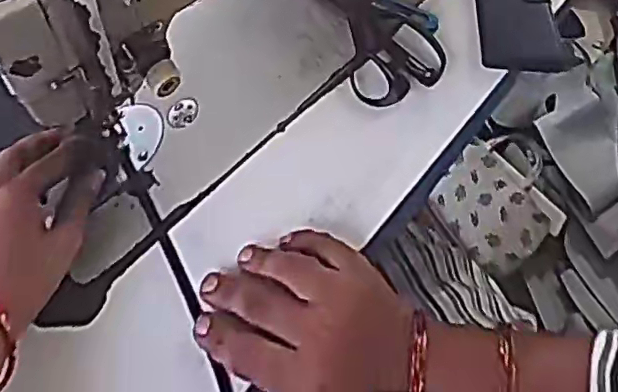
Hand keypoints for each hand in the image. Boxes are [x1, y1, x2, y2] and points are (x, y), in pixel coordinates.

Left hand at [0, 130, 102, 337]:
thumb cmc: (14, 290)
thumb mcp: (65, 241)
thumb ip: (80, 202)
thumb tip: (90, 181)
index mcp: (15, 193)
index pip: (53, 158)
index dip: (75, 148)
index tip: (88, 146)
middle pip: (16, 153)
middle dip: (42, 141)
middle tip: (62, 137)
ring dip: (16, 154)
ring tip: (35, 152)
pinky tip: (4, 180)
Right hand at [195, 229, 414, 391]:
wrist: (412, 368)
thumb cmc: (367, 387)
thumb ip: (275, 384)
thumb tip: (243, 366)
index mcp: (302, 375)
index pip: (245, 351)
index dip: (219, 336)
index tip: (205, 324)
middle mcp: (316, 330)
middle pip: (260, 305)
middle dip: (229, 293)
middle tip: (213, 285)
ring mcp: (338, 294)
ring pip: (288, 269)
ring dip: (261, 261)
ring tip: (244, 257)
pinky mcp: (358, 271)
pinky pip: (325, 246)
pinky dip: (304, 240)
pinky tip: (288, 241)